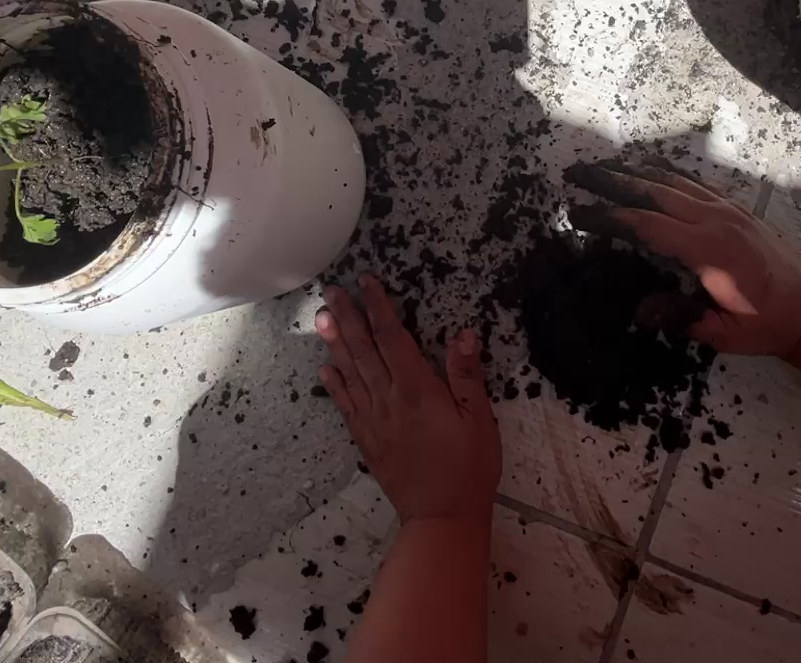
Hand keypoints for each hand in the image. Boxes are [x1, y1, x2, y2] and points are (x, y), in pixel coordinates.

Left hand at [315, 275, 501, 524]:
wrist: (443, 518)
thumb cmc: (469, 466)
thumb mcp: (479, 418)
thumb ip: (467, 374)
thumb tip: (464, 333)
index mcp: (417, 389)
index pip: (393, 337)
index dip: (379, 308)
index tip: (367, 283)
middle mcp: (389, 399)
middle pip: (364, 350)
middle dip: (348, 317)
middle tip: (332, 290)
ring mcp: (373, 420)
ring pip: (351, 373)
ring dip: (335, 343)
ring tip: (321, 318)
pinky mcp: (367, 440)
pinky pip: (346, 406)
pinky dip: (335, 385)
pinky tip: (325, 368)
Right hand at [568, 161, 800, 359]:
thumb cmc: (764, 325)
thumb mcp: (723, 334)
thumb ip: (681, 318)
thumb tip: (637, 312)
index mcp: (709, 250)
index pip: (646, 225)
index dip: (608, 217)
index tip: (577, 213)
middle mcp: (715, 220)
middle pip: (652, 190)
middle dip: (609, 180)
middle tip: (576, 172)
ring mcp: (726, 209)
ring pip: (670, 179)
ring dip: (632, 170)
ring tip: (600, 166)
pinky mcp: (734, 207)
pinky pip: (692, 181)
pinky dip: (663, 171)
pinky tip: (645, 167)